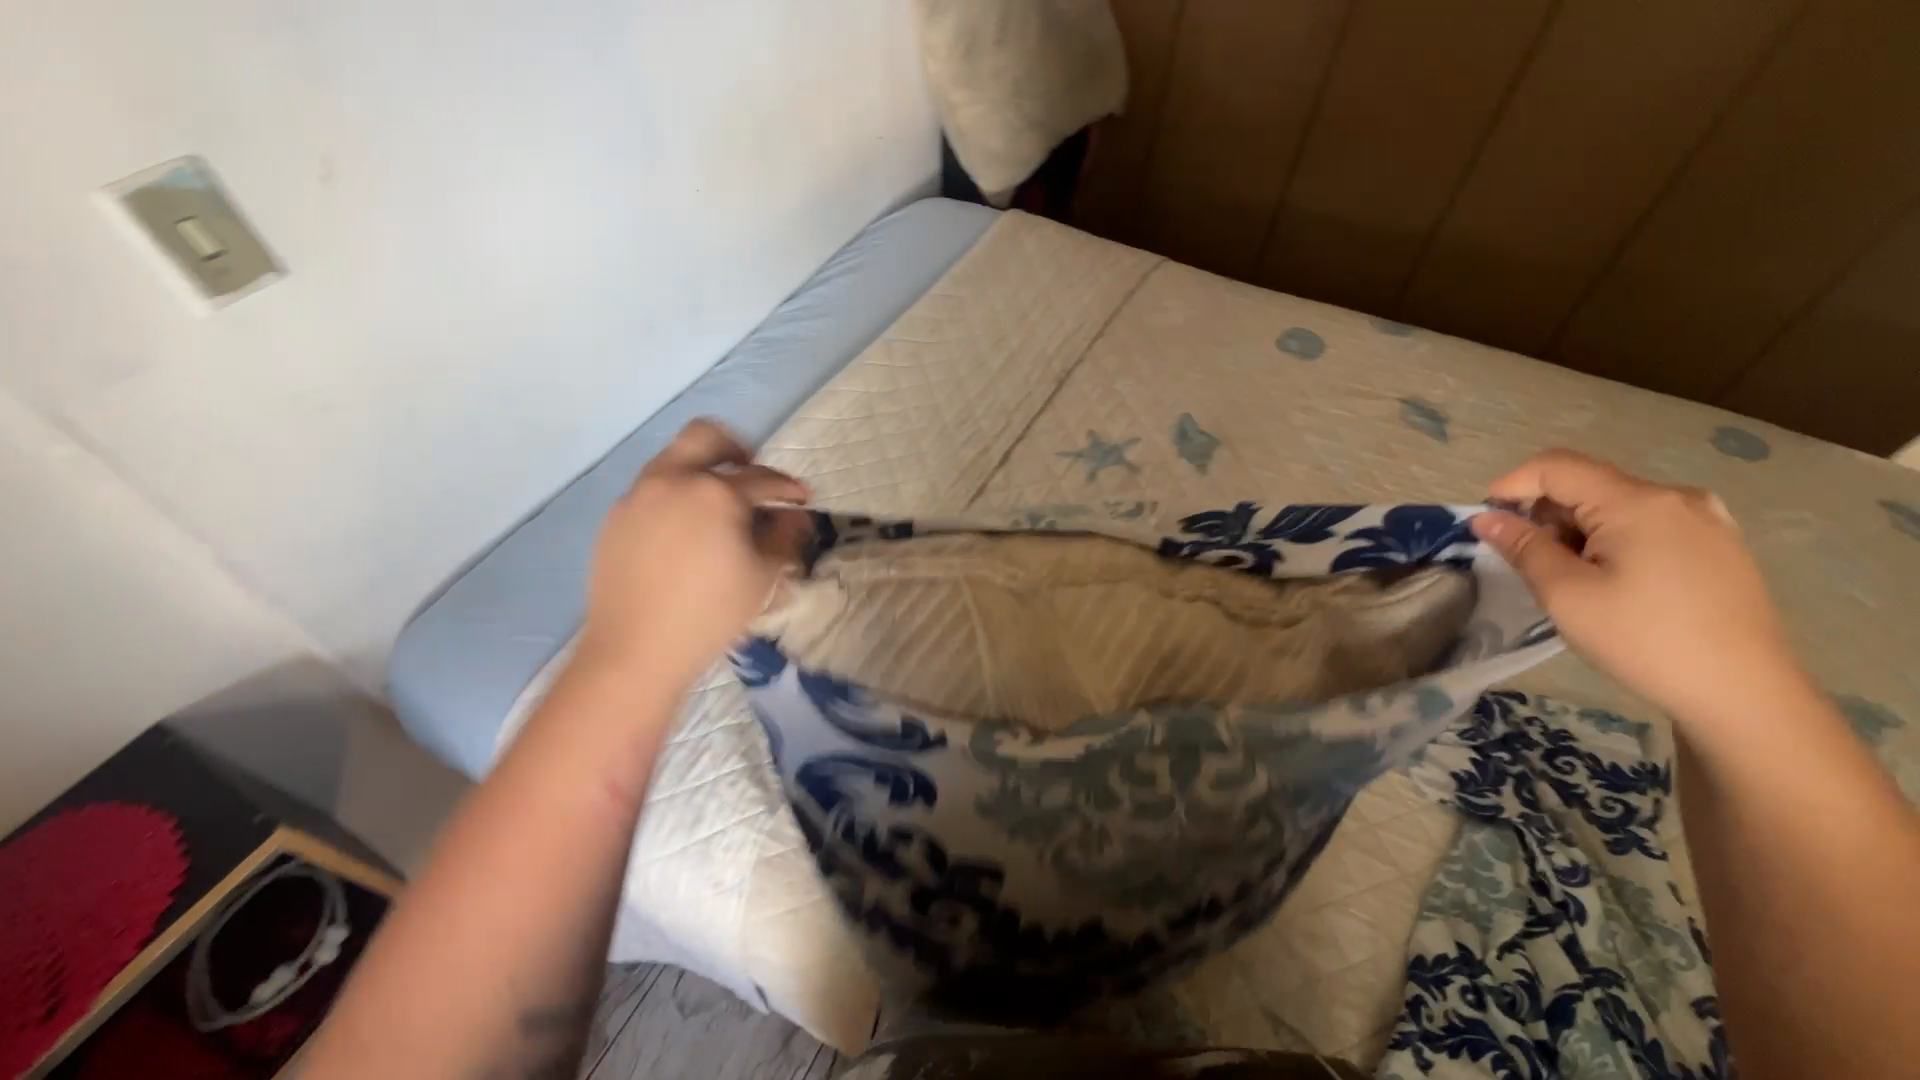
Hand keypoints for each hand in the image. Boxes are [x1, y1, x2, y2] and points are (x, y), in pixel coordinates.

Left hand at [579, 419, 811, 685]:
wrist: (635, 649)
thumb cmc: (710, 614)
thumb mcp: (761, 577)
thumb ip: (783, 536)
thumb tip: (793, 515)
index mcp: (714, 492)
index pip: (762, 478)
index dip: (788, 487)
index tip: (803, 498)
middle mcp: (672, 480)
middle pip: (705, 436)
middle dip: (736, 448)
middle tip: (751, 474)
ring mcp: (638, 496)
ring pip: (673, 461)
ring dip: (701, 472)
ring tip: (718, 509)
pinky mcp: (616, 519)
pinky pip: (651, 493)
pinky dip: (675, 500)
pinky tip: (685, 536)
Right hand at [1472, 449, 1807, 729]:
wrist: (1744, 693)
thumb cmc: (1644, 640)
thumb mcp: (1566, 595)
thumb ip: (1523, 547)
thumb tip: (1486, 518)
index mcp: (1637, 502)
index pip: (1557, 466)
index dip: (1511, 485)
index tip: (1487, 523)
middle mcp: (1677, 498)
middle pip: (1589, 484)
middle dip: (1547, 515)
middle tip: (1532, 565)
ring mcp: (1707, 521)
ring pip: (1619, 507)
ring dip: (1580, 531)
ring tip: (1575, 582)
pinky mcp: (1720, 547)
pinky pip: (1650, 526)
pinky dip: (1615, 542)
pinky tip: (1617, 586)